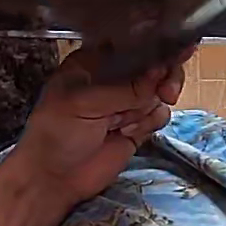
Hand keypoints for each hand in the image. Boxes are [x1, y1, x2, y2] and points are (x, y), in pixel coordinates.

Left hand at [0, 47, 186, 214]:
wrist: (53, 179)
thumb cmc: (56, 133)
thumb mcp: (83, 103)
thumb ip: (124, 89)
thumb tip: (159, 73)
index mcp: (92, 62)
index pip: (129, 45)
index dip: (152, 47)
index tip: (172, 52)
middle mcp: (112, 78)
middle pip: (152, 65)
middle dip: (163, 76)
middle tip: (168, 91)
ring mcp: (126, 102)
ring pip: (159, 90)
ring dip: (152, 104)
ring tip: (131, 121)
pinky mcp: (137, 125)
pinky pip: (159, 114)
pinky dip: (151, 122)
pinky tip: (129, 133)